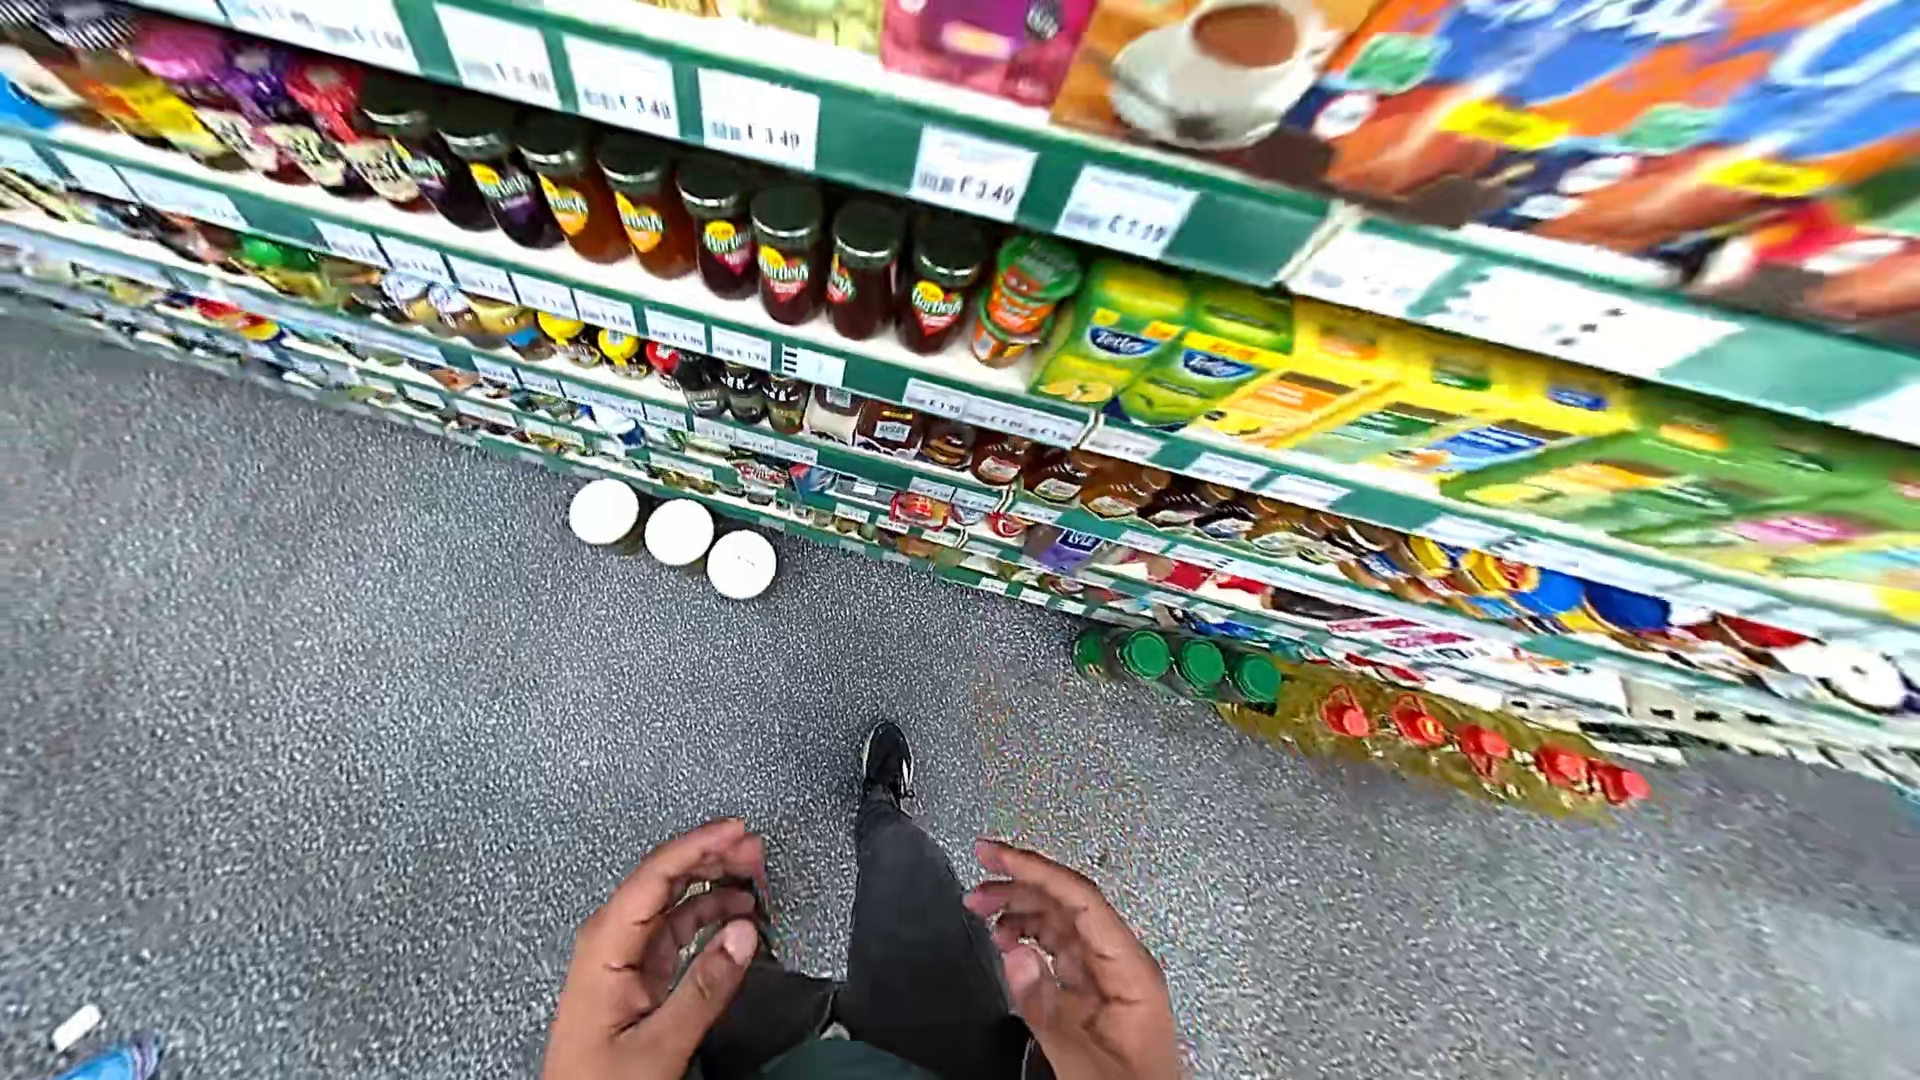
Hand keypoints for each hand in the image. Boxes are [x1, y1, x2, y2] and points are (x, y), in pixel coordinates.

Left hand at [541, 818, 766, 1079]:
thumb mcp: (656, 1048)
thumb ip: (704, 988)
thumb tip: (744, 932)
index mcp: (606, 944)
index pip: (657, 871)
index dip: (701, 842)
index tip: (738, 830)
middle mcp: (612, 936)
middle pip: (667, 873)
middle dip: (715, 853)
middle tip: (755, 850)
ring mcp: (626, 949)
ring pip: (676, 891)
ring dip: (716, 876)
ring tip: (753, 874)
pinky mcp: (641, 965)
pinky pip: (681, 917)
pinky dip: (712, 905)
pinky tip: (737, 909)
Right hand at [964, 839, 1180, 1079]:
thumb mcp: (1083, 1066)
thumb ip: (1045, 1008)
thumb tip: (1013, 950)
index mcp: (1130, 969)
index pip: (1080, 897)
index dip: (1037, 869)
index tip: (997, 855)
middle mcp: (1118, 962)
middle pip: (1065, 901)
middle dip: (1019, 882)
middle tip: (979, 870)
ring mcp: (1102, 976)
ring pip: (1056, 919)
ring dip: (1016, 906)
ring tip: (979, 905)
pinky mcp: (1088, 992)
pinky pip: (1053, 946)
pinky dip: (1024, 935)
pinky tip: (1003, 937)